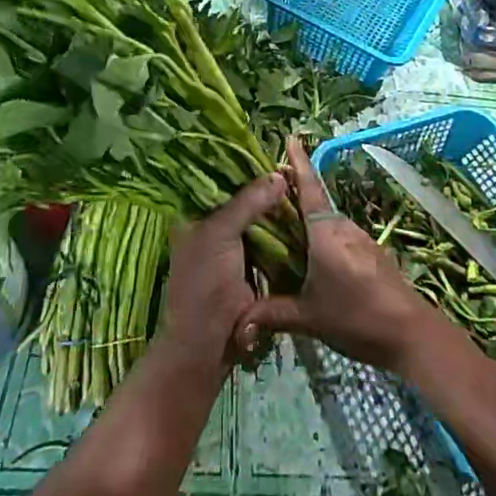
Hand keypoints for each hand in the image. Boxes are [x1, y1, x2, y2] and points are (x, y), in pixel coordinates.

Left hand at [156, 171, 289, 366]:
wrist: (210, 340)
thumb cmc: (205, 279)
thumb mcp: (222, 233)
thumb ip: (247, 203)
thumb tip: (278, 175)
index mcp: (192, 215)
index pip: (216, 183)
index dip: (240, 169)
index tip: (269, 155)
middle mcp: (209, 228)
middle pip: (239, 202)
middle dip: (263, 190)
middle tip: (292, 170)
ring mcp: (230, 250)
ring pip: (256, 223)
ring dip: (275, 212)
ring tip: (301, 187)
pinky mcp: (250, 269)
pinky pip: (268, 245)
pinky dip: (283, 235)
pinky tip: (303, 219)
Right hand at [236, 139, 435, 368]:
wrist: (416, 339)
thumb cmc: (358, 318)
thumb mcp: (308, 317)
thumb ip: (272, 312)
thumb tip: (239, 319)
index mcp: (325, 233)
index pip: (308, 189)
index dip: (298, 163)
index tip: (291, 137)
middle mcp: (344, 229)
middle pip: (315, 203)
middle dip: (294, 193)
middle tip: (269, 191)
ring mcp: (363, 241)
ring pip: (329, 221)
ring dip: (309, 219)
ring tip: (286, 226)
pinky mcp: (374, 256)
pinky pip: (341, 237)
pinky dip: (324, 237)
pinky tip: (315, 256)